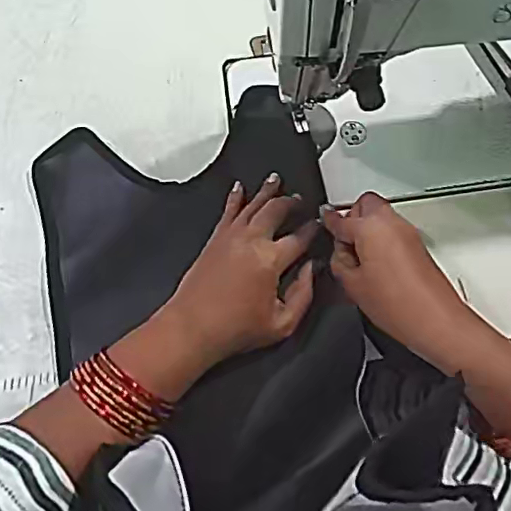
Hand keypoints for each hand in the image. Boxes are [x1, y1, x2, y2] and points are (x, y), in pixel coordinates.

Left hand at [144, 174, 320, 373]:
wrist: (191, 329)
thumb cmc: (234, 330)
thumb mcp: (282, 324)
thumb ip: (303, 295)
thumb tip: (310, 271)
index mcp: (271, 260)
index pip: (300, 236)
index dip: (313, 229)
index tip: (318, 225)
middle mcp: (251, 241)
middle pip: (277, 209)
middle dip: (292, 202)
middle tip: (301, 200)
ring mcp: (231, 237)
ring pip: (253, 204)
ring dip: (268, 191)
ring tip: (277, 180)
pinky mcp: (215, 239)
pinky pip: (228, 211)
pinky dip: (235, 197)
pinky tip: (239, 188)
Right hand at [322, 193, 498, 374]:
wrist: (436, 321)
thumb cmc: (401, 306)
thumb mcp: (352, 285)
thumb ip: (338, 261)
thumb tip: (338, 253)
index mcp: (371, 227)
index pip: (341, 218)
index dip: (329, 223)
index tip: (325, 223)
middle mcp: (392, 223)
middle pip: (365, 204)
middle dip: (352, 219)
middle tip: (344, 244)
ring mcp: (408, 232)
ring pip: (381, 216)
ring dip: (368, 230)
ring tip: (361, 261)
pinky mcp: (417, 244)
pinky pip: (394, 231)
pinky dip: (383, 241)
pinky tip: (377, 267)